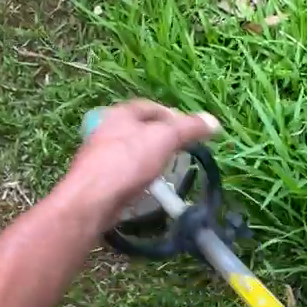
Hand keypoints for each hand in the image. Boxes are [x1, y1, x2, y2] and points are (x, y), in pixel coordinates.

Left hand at [59, 100, 217, 228]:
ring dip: (149, 157)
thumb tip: (213, 122)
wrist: (93, 198)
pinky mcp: (98, 178)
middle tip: (181, 150)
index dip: (173, 116)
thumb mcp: (165, 138)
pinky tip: (146, 185)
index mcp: (121, 113)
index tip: (190, 131)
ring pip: (132, 151)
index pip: (151, 107)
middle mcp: (106, 128)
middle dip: (161, 138)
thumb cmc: (128, 161)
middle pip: (140, 129)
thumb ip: (189, 128)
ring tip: (167, 169)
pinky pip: (124, 171)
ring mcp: (100, 154)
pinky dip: (138, 175)